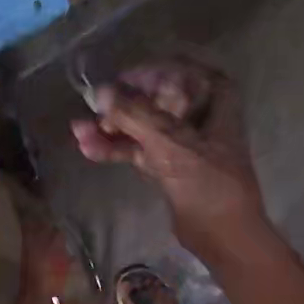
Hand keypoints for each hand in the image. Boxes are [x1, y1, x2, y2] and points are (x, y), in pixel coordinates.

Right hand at [70, 57, 268, 251]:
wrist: (224, 234)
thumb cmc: (209, 183)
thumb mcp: (171, 143)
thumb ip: (134, 115)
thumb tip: (98, 92)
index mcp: (212, 95)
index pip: (172, 69)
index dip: (141, 74)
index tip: (112, 83)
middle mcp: (197, 112)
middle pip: (152, 98)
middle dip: (119, 105)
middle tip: (92, 111)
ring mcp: (180, 141)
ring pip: (141, 126)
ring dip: (111, 129)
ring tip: (79, 131)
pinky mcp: (167, 166)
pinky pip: (138, 149)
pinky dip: (116, 149)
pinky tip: (89, 149)